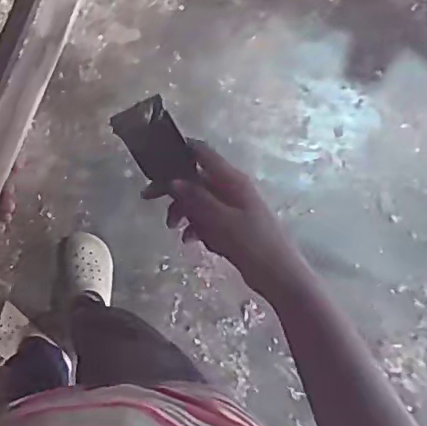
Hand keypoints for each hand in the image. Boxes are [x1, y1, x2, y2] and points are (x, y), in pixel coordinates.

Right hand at [143, 141, 311, 301]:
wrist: (278, 276)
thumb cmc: (252, 244)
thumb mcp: (221, 220)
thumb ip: (197, 198)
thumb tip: (173, 180)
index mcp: (232, 180)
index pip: (203, 154)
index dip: (180, 150)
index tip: (156, 158)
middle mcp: (231, 188)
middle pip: (195, 179)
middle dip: (173, 190)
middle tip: (148, 198)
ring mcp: (232, 206)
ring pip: (198, 200)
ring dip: (183, 211)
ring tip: (174, 229)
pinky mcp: (231, 224)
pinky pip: (206, 218)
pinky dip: (195, 227)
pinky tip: (191, 240)